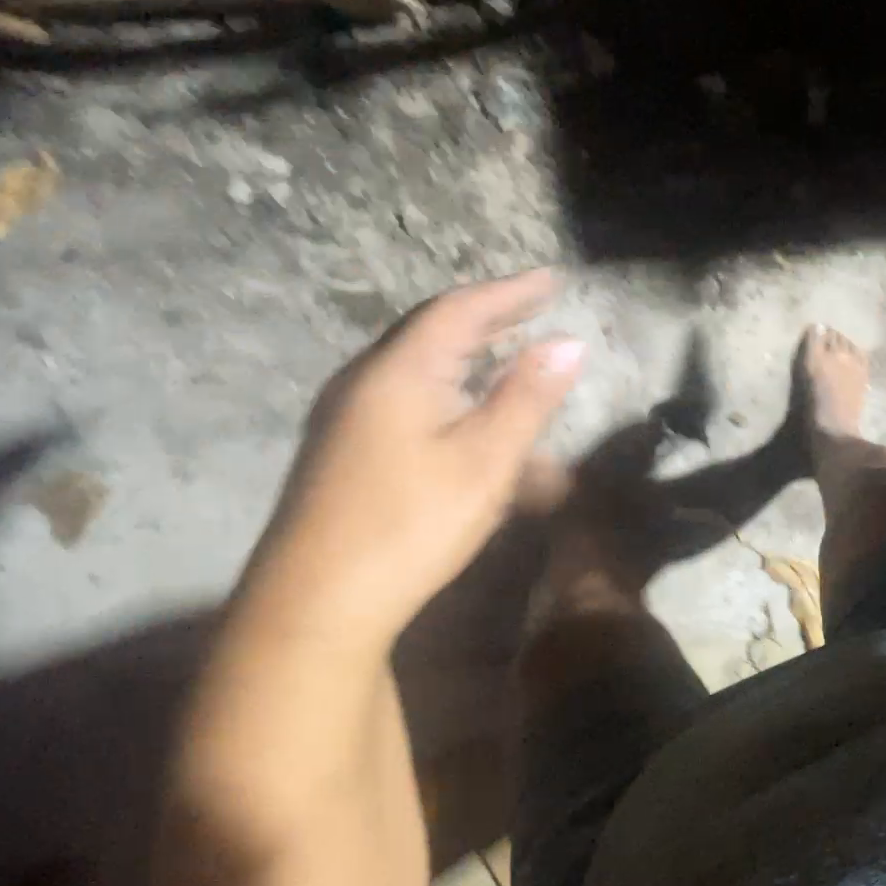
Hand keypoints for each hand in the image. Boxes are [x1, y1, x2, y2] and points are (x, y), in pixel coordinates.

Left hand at [242, 269, 585, 642]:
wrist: (314, 606)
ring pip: (422, 370)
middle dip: (491, 318)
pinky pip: (410, 403)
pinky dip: (453, 396)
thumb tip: (570, 343)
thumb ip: (528, 397)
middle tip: (536, 307)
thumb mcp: (486, 460)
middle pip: (434, 332)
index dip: (511, 291)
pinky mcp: (347, 451)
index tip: (554, 279)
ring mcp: (349, 417)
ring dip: (473, 359)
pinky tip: (475, 422)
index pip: (460, 310)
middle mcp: (365, 381)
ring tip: (514, 356)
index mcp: (398, 372)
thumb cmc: (410, 525)